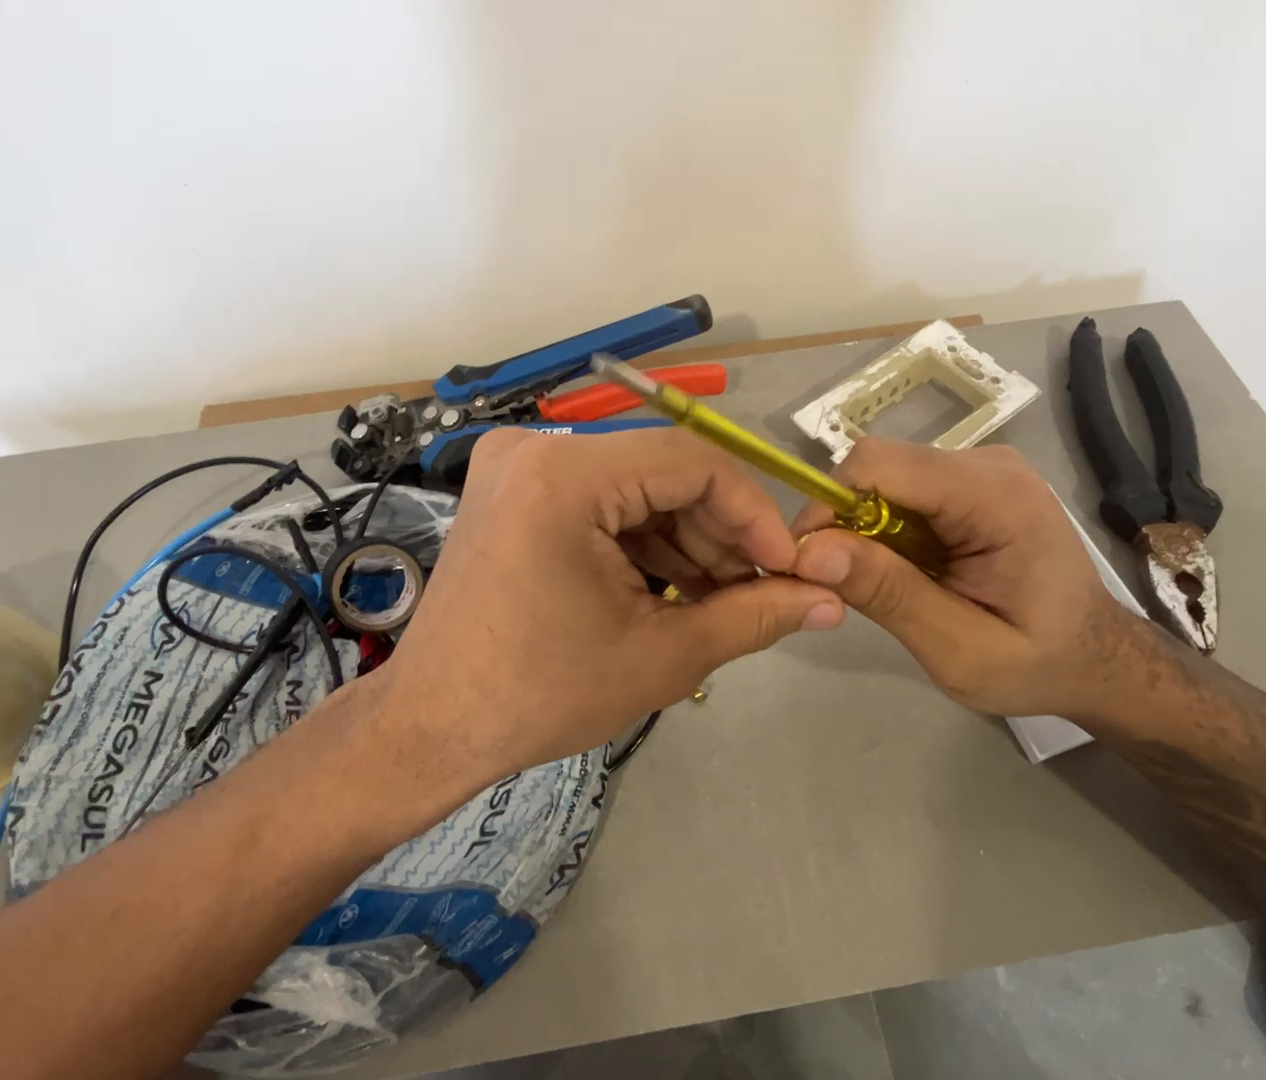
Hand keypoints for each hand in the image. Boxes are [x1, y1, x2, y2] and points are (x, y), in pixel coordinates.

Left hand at [353, 427, 845, 807]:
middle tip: (752, 591)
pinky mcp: (512, 492)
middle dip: (718, 532)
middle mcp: (535, 449)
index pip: (693, 462)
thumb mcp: (662, 655)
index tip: (787, 566)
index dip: (753, 513)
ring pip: (634, 486)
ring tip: (716, 600)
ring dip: (684, 539)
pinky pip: (599, 500)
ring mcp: (517, 467)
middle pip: (663, 470)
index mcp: (564, 476)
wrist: (435, 726)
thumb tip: (831, 602)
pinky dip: (641, 540)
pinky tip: (668, 590)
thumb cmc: (542, 695)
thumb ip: (754, 616)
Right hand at [790, 438, 1145, 721]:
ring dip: (861, 527)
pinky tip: (901, 569)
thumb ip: (891, 596)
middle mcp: (988, 464)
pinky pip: (902, 489)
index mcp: (997, 498)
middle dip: (841, 521)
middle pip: (878, 466)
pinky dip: (883, 527)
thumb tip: (810, 553)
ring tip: (873, 584)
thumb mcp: (960, 650)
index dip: (829, 507)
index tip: (806, 566)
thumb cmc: (1037, 664)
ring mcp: (981, 468)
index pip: (879, 465)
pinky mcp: (971, 482)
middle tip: (836, 585)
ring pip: (884, 477)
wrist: (1095, 657)